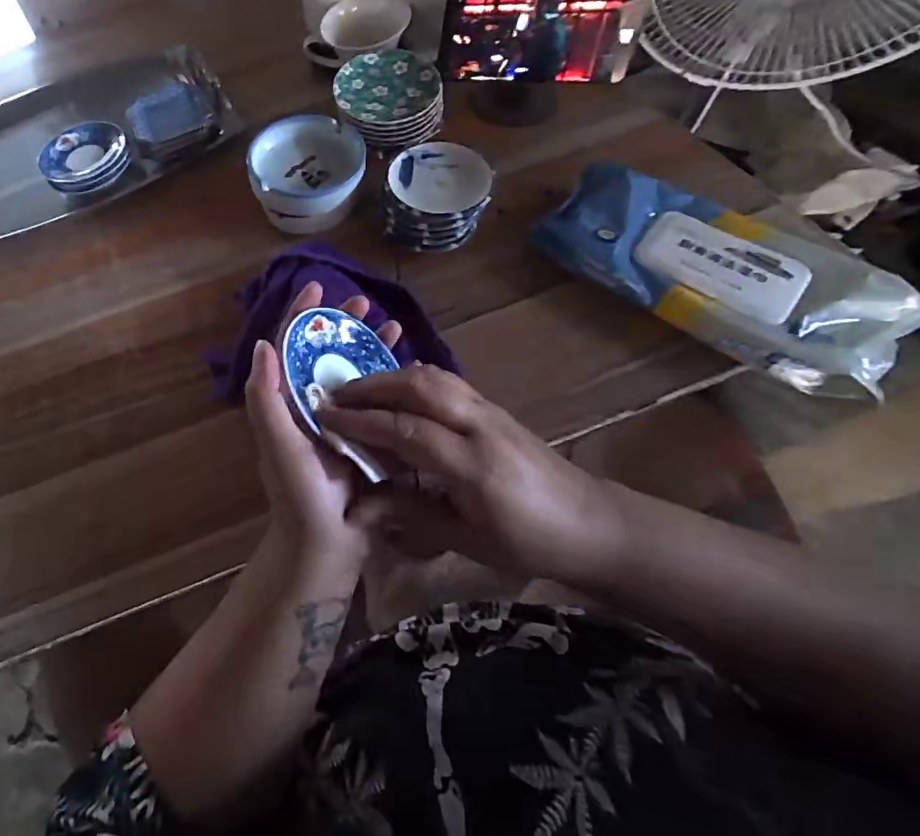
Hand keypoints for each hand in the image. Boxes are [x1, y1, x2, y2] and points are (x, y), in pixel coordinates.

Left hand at [244, 282, 402, 565]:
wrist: (326, 544)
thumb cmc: (298, 493)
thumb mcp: (277, 444)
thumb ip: (264, 398)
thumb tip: (264, 344)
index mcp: (283, 402)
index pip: (286, 348)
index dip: (298, 316)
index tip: (317, 287)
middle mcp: (306, 406)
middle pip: (320, 354)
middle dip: (338, 325)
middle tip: (362, 304)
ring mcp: (335, 421)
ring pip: (349, 372)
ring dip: (365, 346)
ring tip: (392, 325)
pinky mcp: (361, 437)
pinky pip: (372, 398)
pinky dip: (386, 378)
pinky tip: (405, 365)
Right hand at [317, 366, 623, 583]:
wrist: (594, 524)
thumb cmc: (530, 542)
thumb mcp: (468, 539)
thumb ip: (410, 514)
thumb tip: (356, 508)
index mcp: (473, 465)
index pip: (406, 429)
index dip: (361, 421)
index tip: (325, 418)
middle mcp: (480, 426)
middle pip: (418, 387)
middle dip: (371, 387)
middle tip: (335, 395)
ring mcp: (490, 411)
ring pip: (433, 377)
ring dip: (391, 377)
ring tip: (360, 390)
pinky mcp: (494, 408)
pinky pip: (446, 382)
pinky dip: (413, 380)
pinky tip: (397, 393)